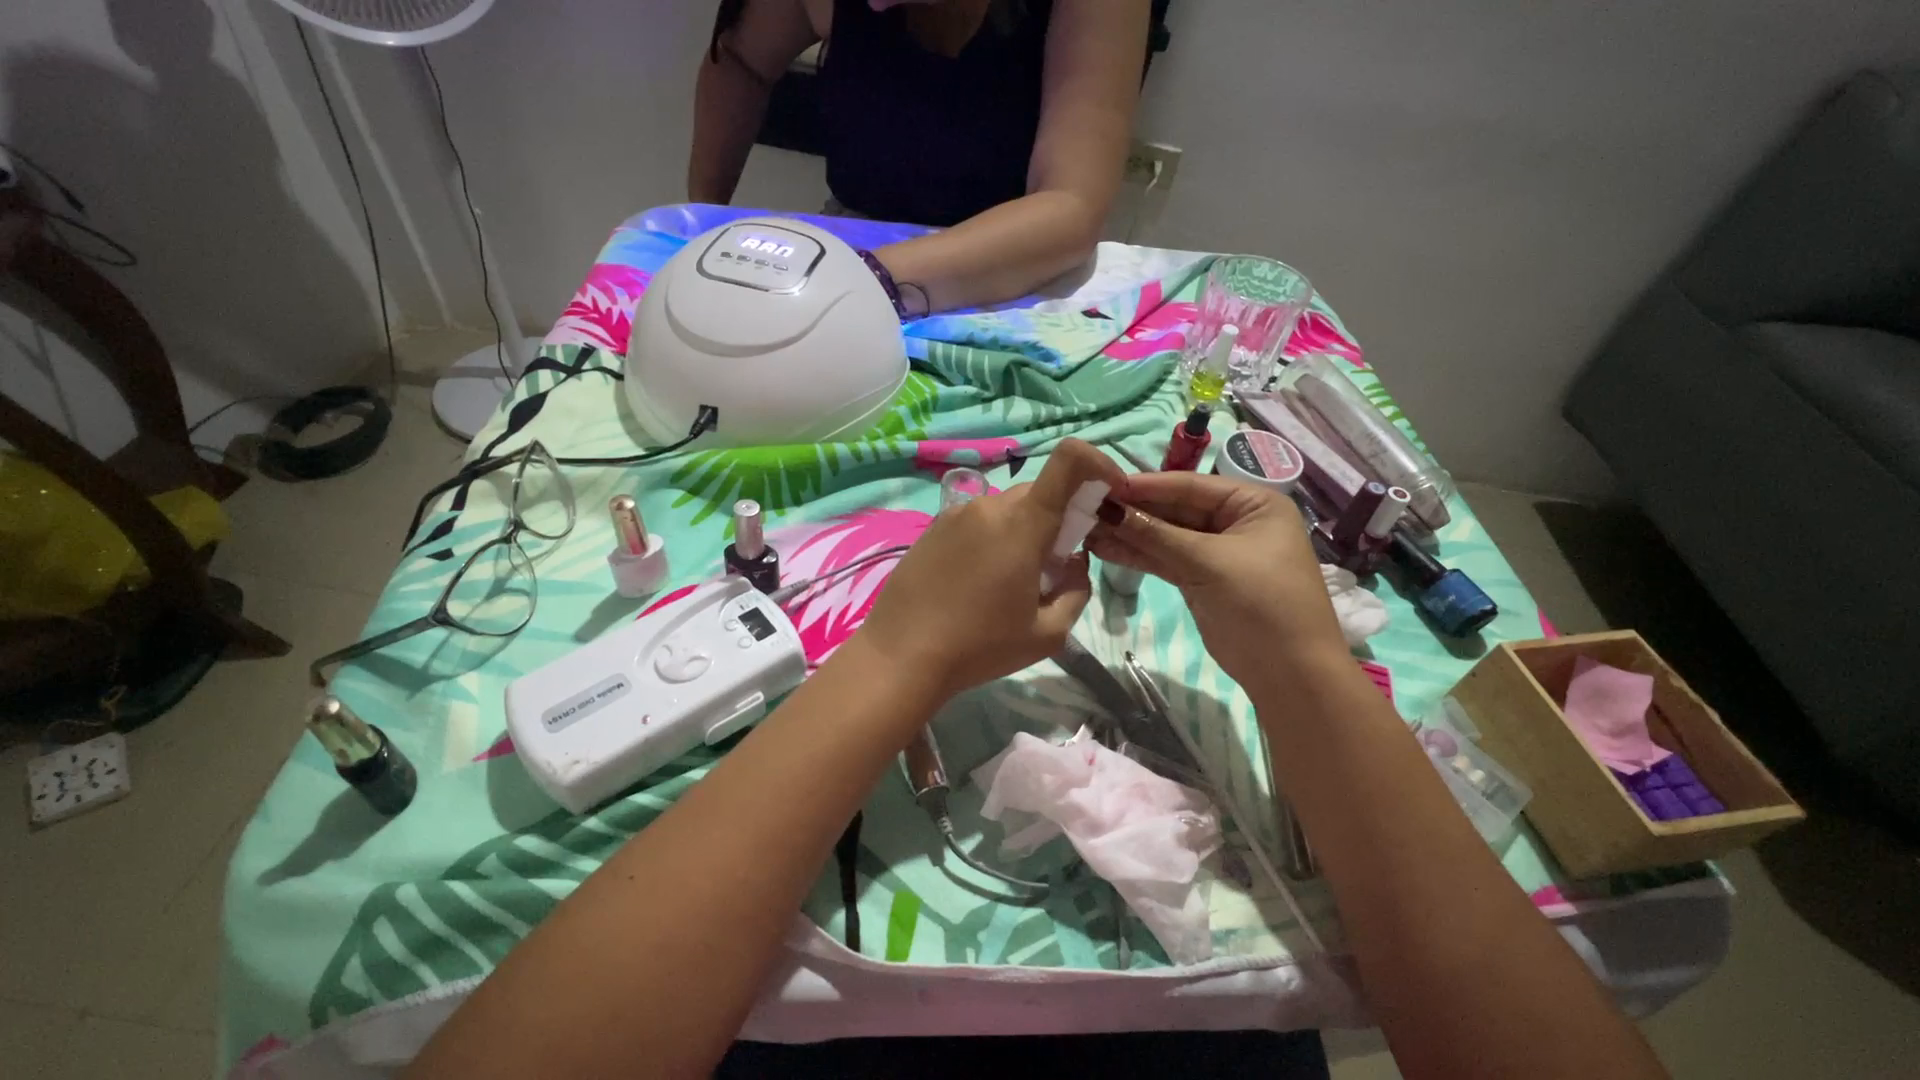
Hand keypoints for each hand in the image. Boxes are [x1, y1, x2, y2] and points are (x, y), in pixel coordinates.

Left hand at [854, 439, 1126, 698]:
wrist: (901, 656)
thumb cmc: (980, 646)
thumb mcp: (1048, 633)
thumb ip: (1076, 591)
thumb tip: (1074, 563)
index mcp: (1023, 521)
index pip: (1070, 460)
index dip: (1099, 466)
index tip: (1108, 496)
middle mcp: (990, 505)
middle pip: (1041, 492)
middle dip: (1060, 519)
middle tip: (1055, 567)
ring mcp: (956, 513)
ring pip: (1008, 509)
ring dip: (1025, 532)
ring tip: (1013, 583)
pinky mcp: (933, 528)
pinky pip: (978, 521)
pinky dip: (994, 539)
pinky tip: (979, 583)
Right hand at [1087, 472, 1348, 691]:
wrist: (1289, 672)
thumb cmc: (1261, 603)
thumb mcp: (1209, 562)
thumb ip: (1156, 535)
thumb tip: (1107, 510)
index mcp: (1253, 503)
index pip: (1190, 486)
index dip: (1145, 485)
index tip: (1101, 483)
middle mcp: (1235, 521)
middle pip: (1175, 509)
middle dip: (1133, 511)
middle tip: (1085, 506)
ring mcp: (1216, 552)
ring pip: (1166, 536)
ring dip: (1129, 534)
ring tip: (1085, 528)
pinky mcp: (1201, 580)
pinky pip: (1165, 560)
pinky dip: (1138, 555)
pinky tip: (1104, 549)